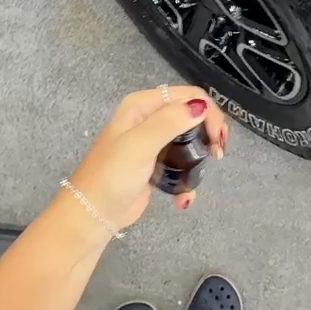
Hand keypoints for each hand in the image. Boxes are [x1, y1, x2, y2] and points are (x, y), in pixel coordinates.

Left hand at [63, 85, 229, 230]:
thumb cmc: (113, 176)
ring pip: (189, 140)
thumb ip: (170, 122)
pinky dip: (188, 179)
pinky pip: (181, 163)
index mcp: (142, 105)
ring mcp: (152, 142)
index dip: (208, 113)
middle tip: (217, 155)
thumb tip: (201, 106)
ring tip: (200, 177)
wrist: (92, 213)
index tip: (218, 140)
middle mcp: (148, 118)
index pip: (188, 96)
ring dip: (200, 157)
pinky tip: (184, 197)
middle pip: (192, 115)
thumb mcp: (140, 144)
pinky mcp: (155, 165)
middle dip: (209, 133)